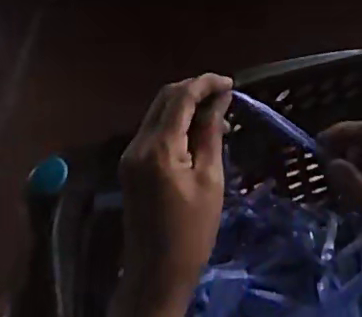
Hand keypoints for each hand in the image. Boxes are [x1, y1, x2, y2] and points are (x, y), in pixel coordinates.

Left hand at [111, 74, 233, 316]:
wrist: (155, 277)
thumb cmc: (191, 233)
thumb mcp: (210, 180)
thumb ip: (211, 133)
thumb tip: (220, 99)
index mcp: (159, 148)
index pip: (181, 97)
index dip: (206, 83)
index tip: (230, 84)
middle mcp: (138, 144)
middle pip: (166, 97)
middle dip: (195, 90)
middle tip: (224, 96)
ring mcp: (130, 154)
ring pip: (159, 111)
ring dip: (186, 105)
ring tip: (217, 117)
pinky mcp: (131, 165)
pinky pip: (154, 129)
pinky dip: (176, 122)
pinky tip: (197, 133)